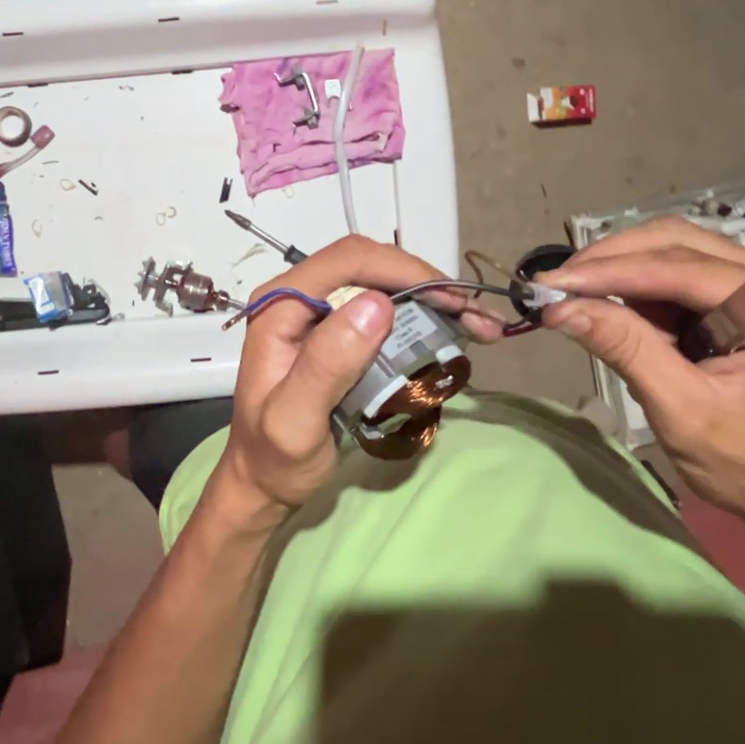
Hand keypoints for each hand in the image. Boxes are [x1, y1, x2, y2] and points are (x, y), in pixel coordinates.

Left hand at [210, 236, 502, 533]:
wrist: (264, 482)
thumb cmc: (274, 456)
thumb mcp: (295, 418)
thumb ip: (328, 363)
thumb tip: (378, 304)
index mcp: (280, 306)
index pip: (347, 261)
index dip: (402, 270)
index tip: (450, 299)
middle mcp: (300, 298)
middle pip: (371, 266)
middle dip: (427, 283)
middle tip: (476, 316)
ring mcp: (322, 315)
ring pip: (385, 286)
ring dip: (434, 300)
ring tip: (480, 325)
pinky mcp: (342, 334)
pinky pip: (388, 313)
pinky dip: (426, 320)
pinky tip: (459, 334)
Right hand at [536, 218, 744, 565]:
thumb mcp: (683, 412)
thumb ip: (626, 350)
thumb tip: (559, 309)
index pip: (688, 271)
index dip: (615, 271)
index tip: (552, 282)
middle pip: (682, 244)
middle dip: (614, 260)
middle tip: (556, 284)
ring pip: (676, 251)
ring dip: (620, 269)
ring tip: (573, 294)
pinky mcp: (741, 301)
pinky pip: (677, 276)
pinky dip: (635, 288)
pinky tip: (606, 305)